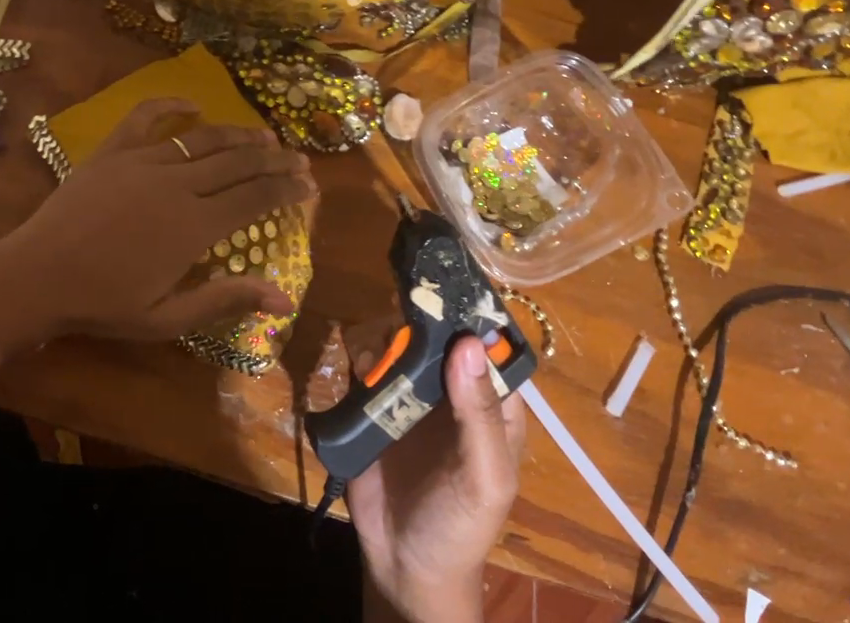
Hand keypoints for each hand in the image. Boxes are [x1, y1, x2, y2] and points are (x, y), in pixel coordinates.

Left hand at [0, 98, 316, 390]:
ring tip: (264, 137)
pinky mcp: (111, 152)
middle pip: (237, 164)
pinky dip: (171, 106)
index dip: (286, 189)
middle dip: (273, 160)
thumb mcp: (167, 317)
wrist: (37, 275)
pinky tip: (193, 105)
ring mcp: (142, 162)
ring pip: (202, 139)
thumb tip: (286, 297)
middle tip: (299, 159)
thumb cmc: (103, 304)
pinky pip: (145, 117)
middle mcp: (176, 185)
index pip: (255, 198)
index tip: (309, 184)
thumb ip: (225, 299)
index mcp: (194, 226)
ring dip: (237, 136)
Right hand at [349, 335, 526, 622]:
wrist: (403, 563)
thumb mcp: (484, 477)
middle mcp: (450, 391)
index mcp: (491, 405)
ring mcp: (409, 396)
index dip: (470, 316)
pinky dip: (359, 358)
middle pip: (435, 336)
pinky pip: (365, 367)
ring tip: (376, 360)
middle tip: (398, 327)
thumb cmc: (460, 525)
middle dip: (415, 323)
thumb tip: (468, 343)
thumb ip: (481, 415)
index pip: (488, 346)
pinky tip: (358, 370)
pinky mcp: (372, 405)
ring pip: (396, 344)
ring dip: (384, 340)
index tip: (444, 287)